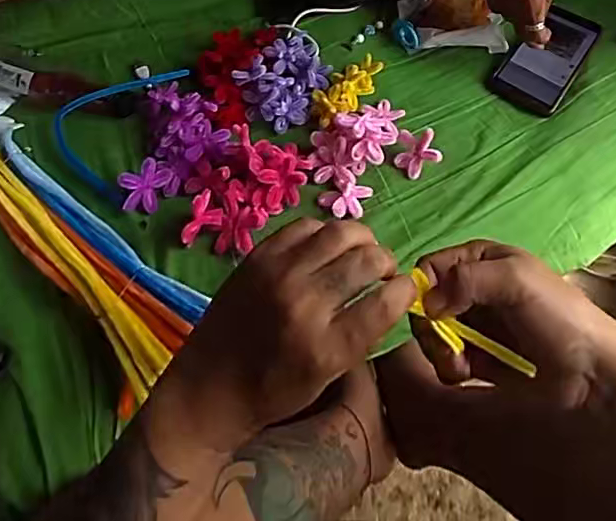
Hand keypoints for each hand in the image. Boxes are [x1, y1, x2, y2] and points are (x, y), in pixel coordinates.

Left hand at [163, 220, 417, 451]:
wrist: (208, 387)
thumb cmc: (273, 390)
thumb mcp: (327, 376)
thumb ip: (363, 333)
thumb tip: (394, 292)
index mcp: (325, 347)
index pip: (384, 303)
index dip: (404, 289)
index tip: (407, 286)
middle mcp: (304, 304)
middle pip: (367, 261)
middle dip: (386, 262)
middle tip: (385, 269)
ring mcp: (280, 273)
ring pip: (341, 233)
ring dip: (363, 239)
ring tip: (363, 249)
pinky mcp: (260, 255)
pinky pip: (308, 225)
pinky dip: (326, 232)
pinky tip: (329, 245)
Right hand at [375, 242, 615, 469]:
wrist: (591, 370)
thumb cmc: (555, 313)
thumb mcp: (514, 280)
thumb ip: (467, 279)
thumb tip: (427, 302)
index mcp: (479, 259)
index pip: (432, 266)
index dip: (424, 288)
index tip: (432, 314)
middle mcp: (472, 288)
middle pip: (426, 302)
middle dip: (430, 326)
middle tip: (447, 347)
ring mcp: (475, 324)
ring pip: (433, 333)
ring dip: (439, 350)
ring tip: (461, 364)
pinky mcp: (479, 357)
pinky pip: (447, 359)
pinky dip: (449, 367)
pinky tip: (467, 373)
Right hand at [486, 0, 556, 45]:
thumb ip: (545, 3)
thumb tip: (540, 15)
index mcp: (529, 8)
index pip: (533, 37)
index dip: (539, 39)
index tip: (543, 36)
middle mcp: (510, 9)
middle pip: (520, 26)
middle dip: (528, 18)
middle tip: (535, 0)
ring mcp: (496, 1)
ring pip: (509, 14)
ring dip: (517, 6)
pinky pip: (500, 2)